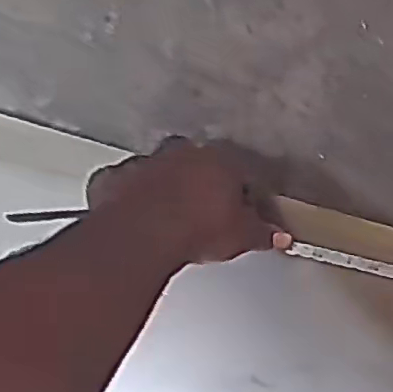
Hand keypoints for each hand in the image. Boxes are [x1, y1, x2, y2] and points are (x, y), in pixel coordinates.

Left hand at [85, 137, 291, 264]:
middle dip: (209, 182)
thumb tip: (276, 235)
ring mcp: (145, 164)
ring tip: (184, 217)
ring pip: (165, 170)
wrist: (141, 238)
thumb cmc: (195, 228)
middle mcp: (181, 154)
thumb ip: (264, 233)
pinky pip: (130, 185)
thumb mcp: (245, 236)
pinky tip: (148, 216)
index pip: (245, 169)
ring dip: (174, 187)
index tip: (254, 209)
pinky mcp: (115, 180)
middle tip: (218, 209)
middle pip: (201, 163)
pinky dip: (139, 197)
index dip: (251, 191)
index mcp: (219, 160)